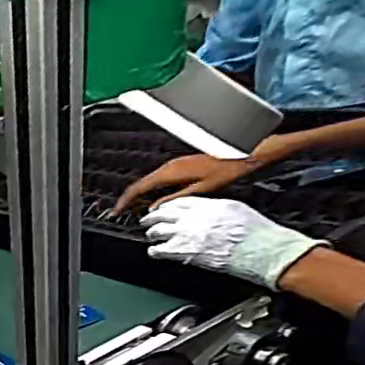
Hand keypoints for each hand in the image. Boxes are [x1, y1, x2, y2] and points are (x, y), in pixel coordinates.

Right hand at [113, 152, 266, 212]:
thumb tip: (154, 209)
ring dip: (139, 195)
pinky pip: (158, 178)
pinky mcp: (181, 164)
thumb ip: (173, 200)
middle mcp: (170, 166)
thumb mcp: (200, 190)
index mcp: (171, 172)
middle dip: (128, 199)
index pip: (138, 188)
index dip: (124, 202)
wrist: (248, 151)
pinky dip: (150, 189)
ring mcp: (176, 164)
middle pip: (140, 184)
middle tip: (120, 213)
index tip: (115, 212)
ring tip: (132, 208)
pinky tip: (152, 198)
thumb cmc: (229, 168)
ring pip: (148, 181)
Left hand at [141, 197, 321, 289]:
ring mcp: (186, 233)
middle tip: (147, 221)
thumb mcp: (236, 210)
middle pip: (163, 214)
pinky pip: (158, 250)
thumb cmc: (257, 234)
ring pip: (157, 230)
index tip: (162, 208)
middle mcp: (195, 217)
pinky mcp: (182, 251)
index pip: (179, 201)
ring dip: (152, 234)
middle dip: (152, 218)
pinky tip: (155, 251)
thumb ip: (214, 209)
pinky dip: (154, 251)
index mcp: (210, 204)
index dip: (167, 205)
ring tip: (152, 236)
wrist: (263, 250)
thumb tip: (202, 211)